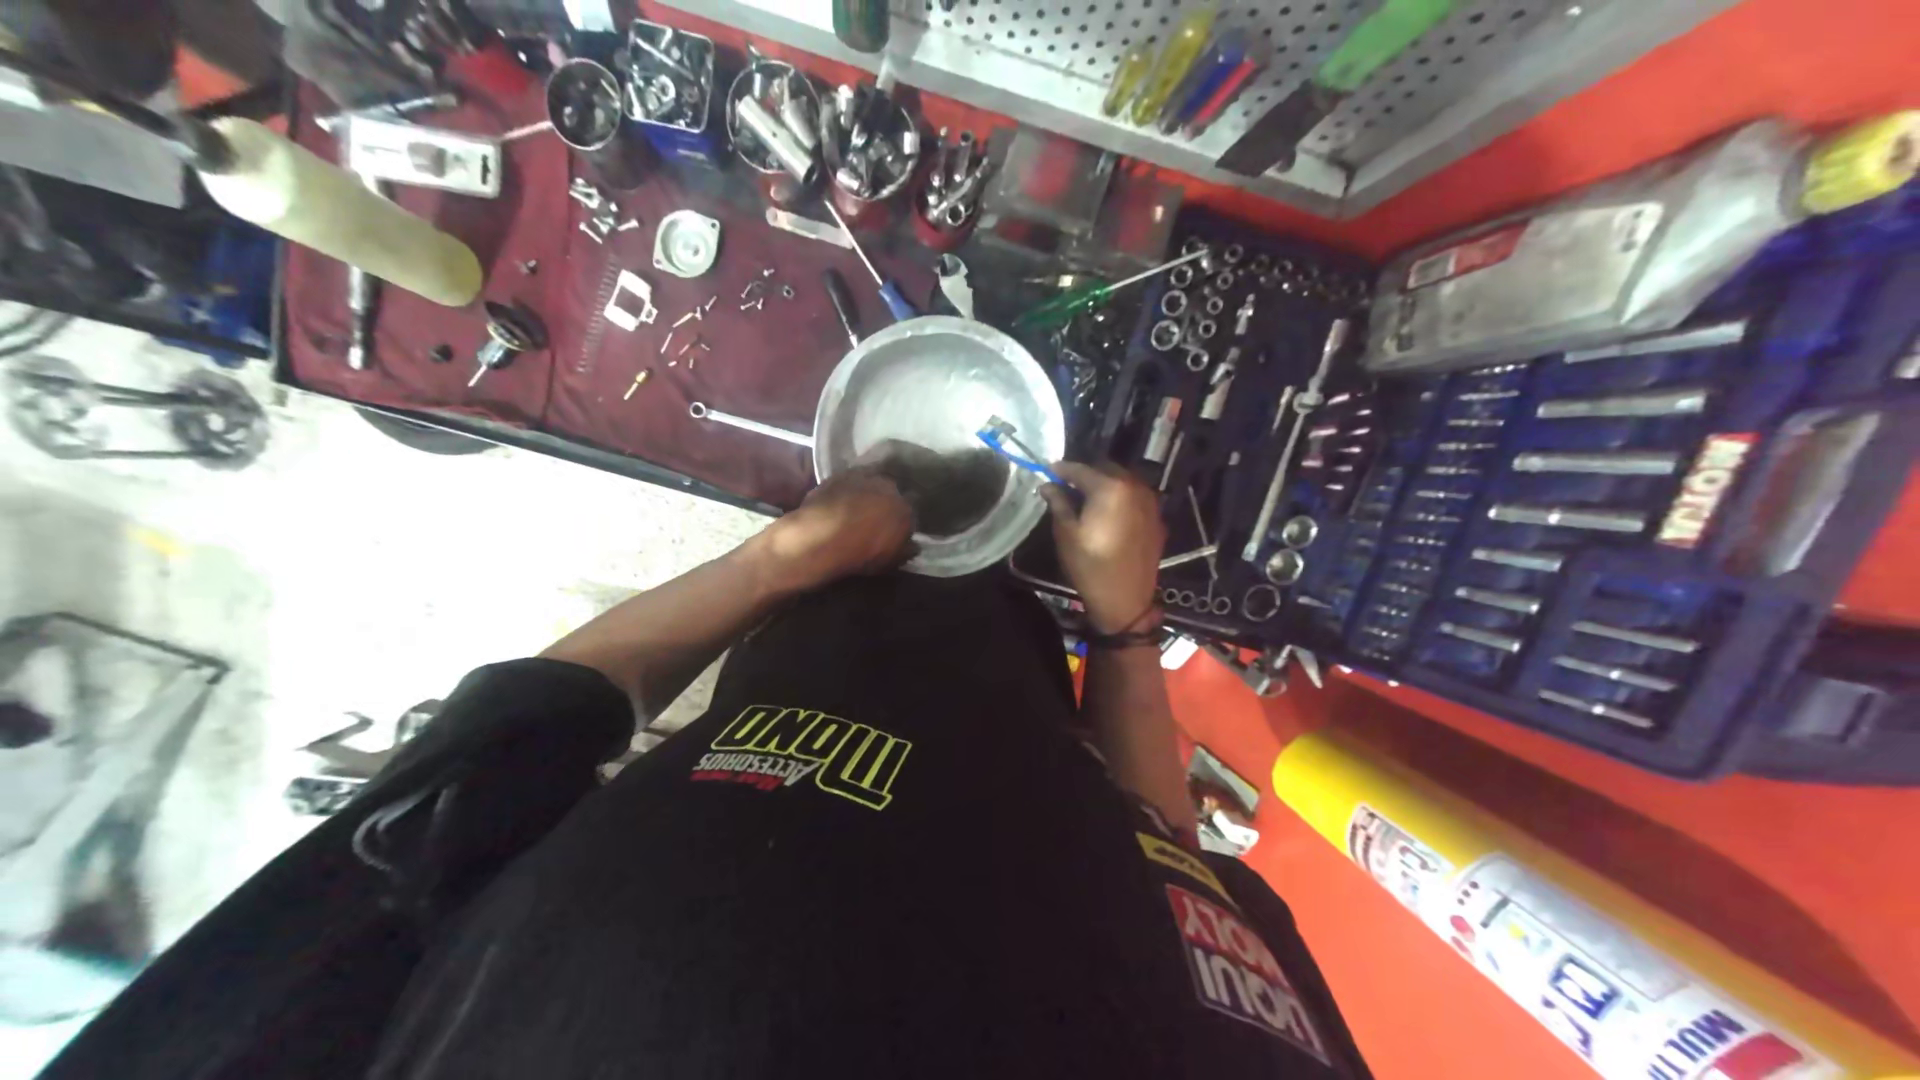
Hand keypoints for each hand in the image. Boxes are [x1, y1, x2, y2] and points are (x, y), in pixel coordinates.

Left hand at [757, 468, 915, 590]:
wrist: (822, 537)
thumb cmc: (862, 553)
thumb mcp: (890, 561)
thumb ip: (906, 550)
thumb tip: (914, 546)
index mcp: (906, 508)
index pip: (912, 508)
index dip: (904, 517)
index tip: (898, 526)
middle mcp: (889, 486)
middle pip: (892, 490)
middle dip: (887, 499)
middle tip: (877, 513)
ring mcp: (863, 477)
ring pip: (871, 480)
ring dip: (867, 490)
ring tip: (857, 504)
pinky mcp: (838, 475)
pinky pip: (848, 480)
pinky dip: (846, 488)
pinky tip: (839, 500)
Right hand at [1039, 462, 1163, 633]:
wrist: (1126, 600)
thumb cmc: (1090, 567)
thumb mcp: (1067, 534)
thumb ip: (1059, 503)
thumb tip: (1049, 485)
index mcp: (1110, 488)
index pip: (1080, 469)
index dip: (1061, 469)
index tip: (1048, 471)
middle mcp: (1134, 487)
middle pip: (1106, 469)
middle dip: (1086, 474)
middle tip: (1067, 486)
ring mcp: (1150, 502)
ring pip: (1123, 481)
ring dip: (1105, 484)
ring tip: (1087, 499)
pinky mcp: (1157, 518)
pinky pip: (1135, 497)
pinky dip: (1121, 498)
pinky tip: (1108, 513)